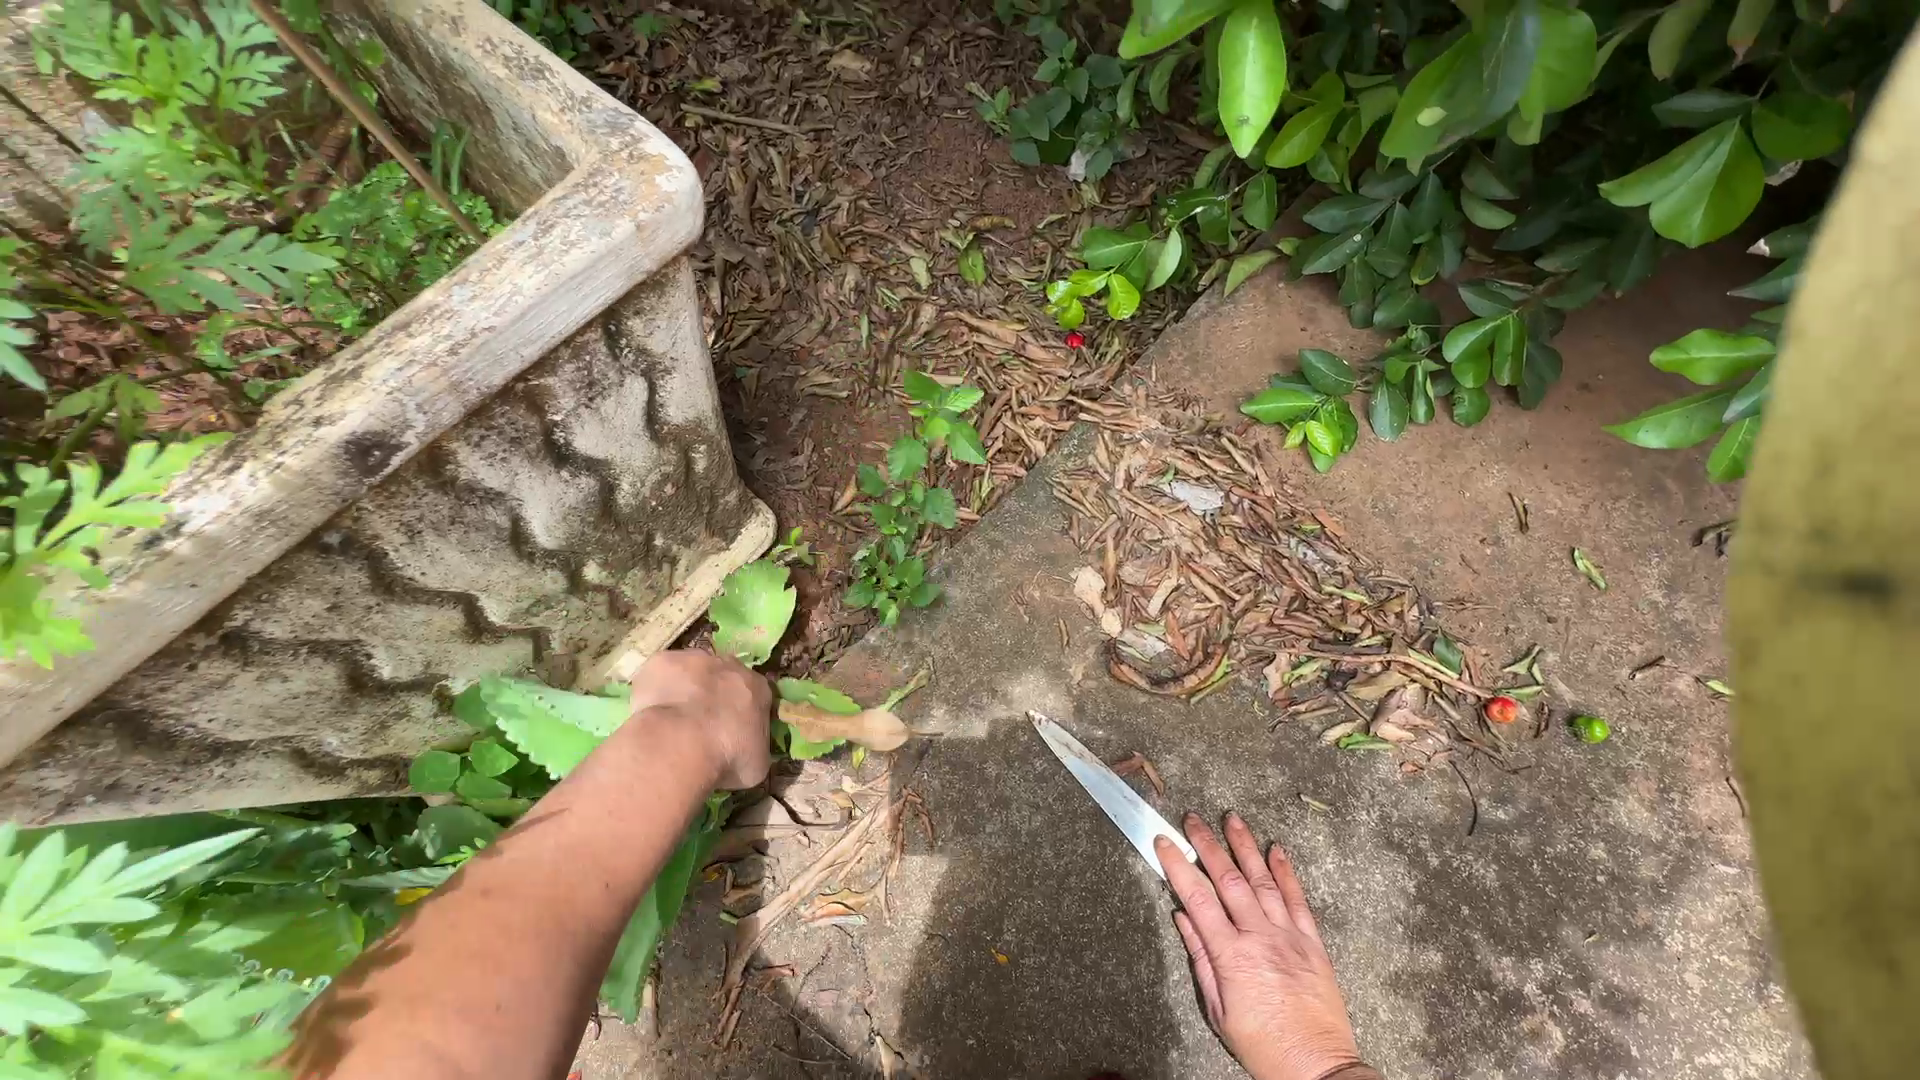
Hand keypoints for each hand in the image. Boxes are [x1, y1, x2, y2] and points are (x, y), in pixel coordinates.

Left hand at [620, 650, 771, 789]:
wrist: (682, 744)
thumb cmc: (726, 757)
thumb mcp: (756, 763)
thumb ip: (754, 746)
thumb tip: (746, 749)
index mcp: (757, 689)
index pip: (753, 695)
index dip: (739, 711)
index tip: (728, 729)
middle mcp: (730, 666)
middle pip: (722, 677)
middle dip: (712, 695)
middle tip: (696, 724)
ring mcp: (695, 659)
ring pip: (689, 671)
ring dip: (683, 688)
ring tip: (670, 720)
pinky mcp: (661, 661)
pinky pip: (658, 674)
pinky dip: (654, 688)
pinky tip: (648, 711)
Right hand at [1155, 813, 1363, 1079]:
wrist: (1319, 1071)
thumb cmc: (1263, 1047)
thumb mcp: (1219, 1012)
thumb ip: (1201, 960)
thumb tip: (1182, 918)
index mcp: (1231, 956)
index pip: (1197, 898)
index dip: (1178, 866)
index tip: (1164, 842)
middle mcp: (1260, 937)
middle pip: (1228, 879)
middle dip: (1207, 845)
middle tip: (1192, 818)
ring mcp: (1289, 937)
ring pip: (1263, 881)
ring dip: (1245, 847)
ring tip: (1231, 818)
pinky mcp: (1313, 943)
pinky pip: (1298, 900)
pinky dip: (1286, 872)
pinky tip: (1276, 849)